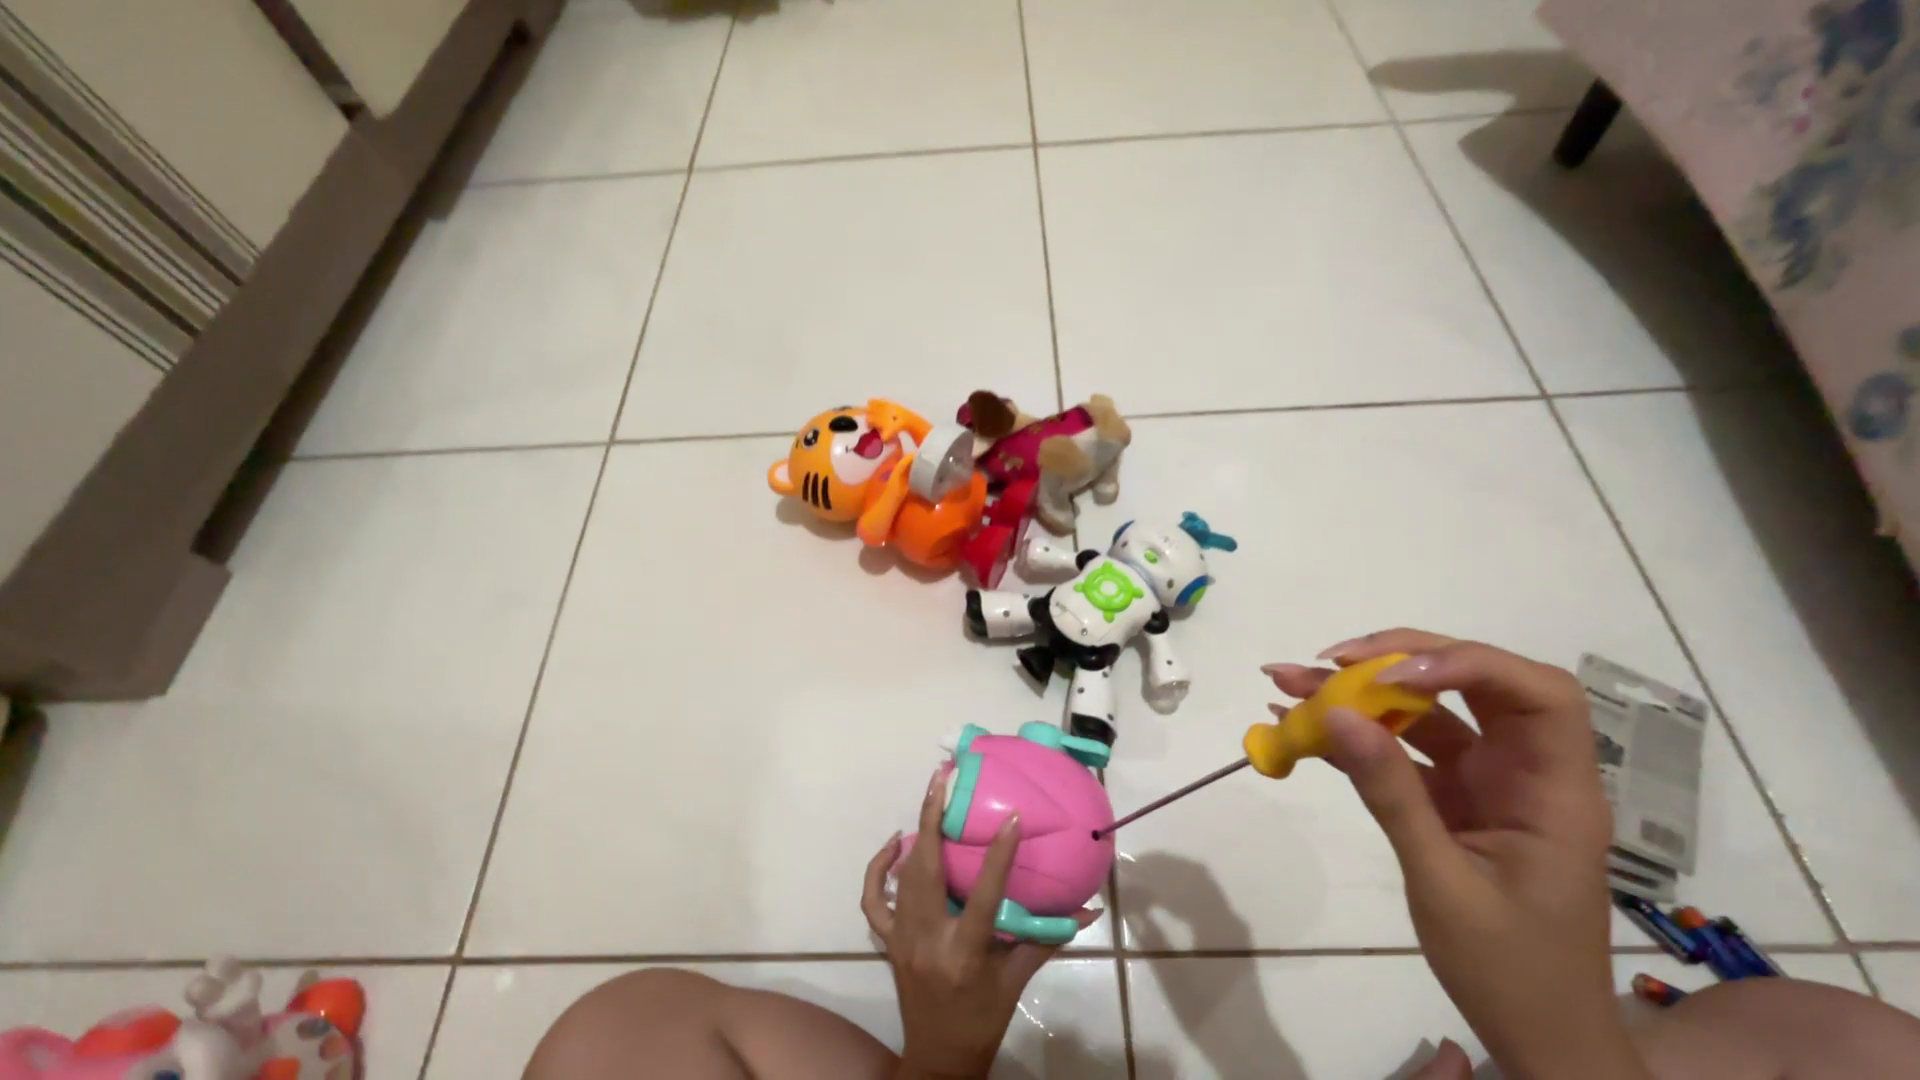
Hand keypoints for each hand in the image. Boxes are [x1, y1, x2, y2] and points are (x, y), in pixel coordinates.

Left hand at [861, 771, 1095, 1079]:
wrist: (939, 1057)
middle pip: (925, 871)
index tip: (1012, 816)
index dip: (998, 855)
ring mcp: (902, 939)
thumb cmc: (984, 1018)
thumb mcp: (1018, 980)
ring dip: (914, 834)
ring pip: (902, 877)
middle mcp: (928, 940)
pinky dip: (879, 868)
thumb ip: (1048, 939)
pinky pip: (875, 899)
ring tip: (930, 797)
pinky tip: (895, 844)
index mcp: (965, 952)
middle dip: (931, 819)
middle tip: (943, 779)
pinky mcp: (889, 940)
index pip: (983, 896)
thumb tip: (1088, 907)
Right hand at [1264, 629, 1649, 1079]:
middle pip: (1476, 683)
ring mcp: (1488, 781)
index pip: (1537, 693)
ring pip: (1430, 712)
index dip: (1466, 665)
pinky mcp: (1455, 797)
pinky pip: (1405, 750)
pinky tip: (1302, 724)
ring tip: (1290, 679)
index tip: (1388, 676)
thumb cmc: (1509, 970)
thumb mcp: (1442, 881)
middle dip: (1401, 661)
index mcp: (1556, 790)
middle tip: (1330, 660)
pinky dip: (1357, 735)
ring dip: (1364, 693)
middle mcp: (1526, 769)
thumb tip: (1336, 715)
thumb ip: (1391, 794)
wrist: (1537, 1035)